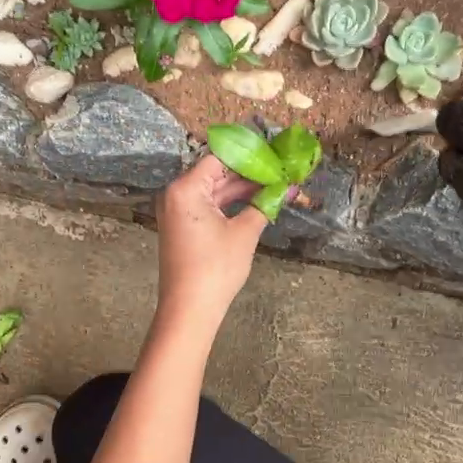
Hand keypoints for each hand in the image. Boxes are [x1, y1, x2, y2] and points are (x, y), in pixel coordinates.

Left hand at [154, 155, 268, 332]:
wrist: (190, 308)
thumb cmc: (215, 268)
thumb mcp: (244, 232)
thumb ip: (265, 204)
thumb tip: (287, 188)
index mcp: (185, 188)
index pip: (220, 158)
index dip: (249, 155)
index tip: (275, 154)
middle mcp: (175, 195)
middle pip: (216, 173)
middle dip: (248, 173)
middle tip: (280, 170)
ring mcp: (176, 212)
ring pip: (213, 191)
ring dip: (241, 189)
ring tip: (275, 185)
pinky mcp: (181, 227)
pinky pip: (207, 206)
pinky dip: (229, 204)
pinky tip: (255, 202)